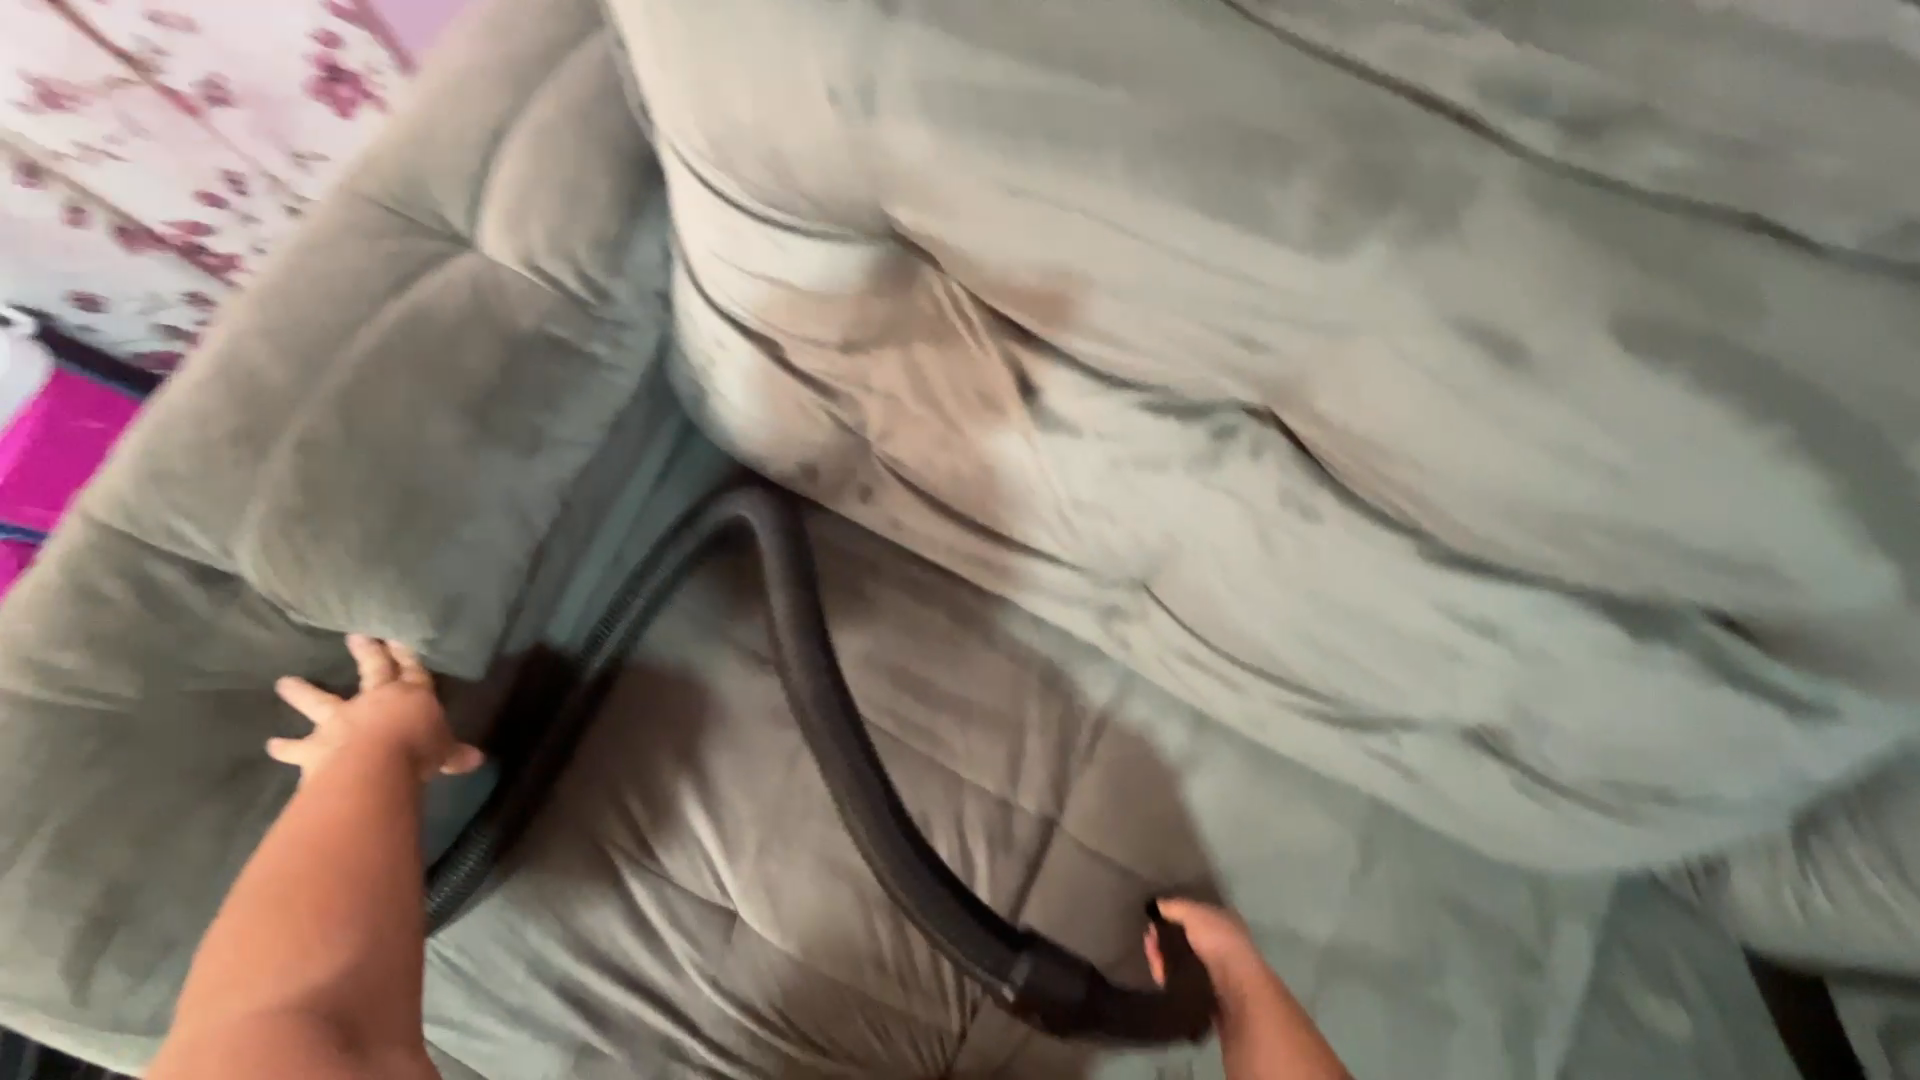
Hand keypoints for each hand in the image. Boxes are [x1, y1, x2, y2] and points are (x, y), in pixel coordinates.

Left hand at [270, 635, 484, 781]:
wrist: (371, 768)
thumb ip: (455, 755)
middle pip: (371, 671)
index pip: (413, 670)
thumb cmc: (418, 752)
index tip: (398, 636)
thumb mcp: (445, 753)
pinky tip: (272, 744)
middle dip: (366, 653)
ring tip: (284, 682)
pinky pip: (296, 747)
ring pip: (319, 702)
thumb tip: (476, 759)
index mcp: (411, 696)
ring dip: (302, 693)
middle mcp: (374, 701)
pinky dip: (285, 746)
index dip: (408, 655)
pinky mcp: (315, 746)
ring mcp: (340, 721)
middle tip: (355, 636)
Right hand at [1145, 898, 1284, 1005]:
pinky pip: (1178, 981)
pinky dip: (1166, 976)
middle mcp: (1218, 945)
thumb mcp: (1193, 913)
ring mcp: (1212, 971)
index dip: (1171, 914)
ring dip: (1161, 957)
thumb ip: (1174, 906)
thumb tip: (1156, 905)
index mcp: (1222, 922)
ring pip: (1178, 960)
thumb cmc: (1219, 942)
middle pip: (1182, 938)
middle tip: (1148, 938)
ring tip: (1152, 957)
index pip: (1192, 914)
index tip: (1152, 916)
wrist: (1237, 991)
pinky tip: (1158, 973)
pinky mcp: (1203, 994)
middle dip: (1163, 937)